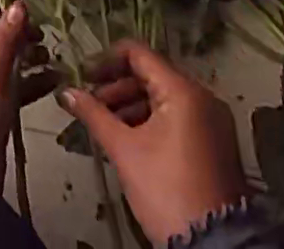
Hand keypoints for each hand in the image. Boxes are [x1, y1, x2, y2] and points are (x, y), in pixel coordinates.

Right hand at [61, 39, 247, 243]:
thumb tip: (66, 92)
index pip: (137, 53)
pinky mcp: (213, 142)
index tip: (84, 77)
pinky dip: (148, 118)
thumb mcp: (122, 148)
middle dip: (115, 85)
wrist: (217, 247)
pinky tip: (126, 136)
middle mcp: (202, 99)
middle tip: (90, 102)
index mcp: (183, 92)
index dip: (105, 60)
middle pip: (148, 73)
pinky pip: (175, 115)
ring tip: (104, 122)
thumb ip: (92, 112)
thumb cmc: (166, 189)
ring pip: (160, 95)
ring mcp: (212, 122)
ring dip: (128, 102)